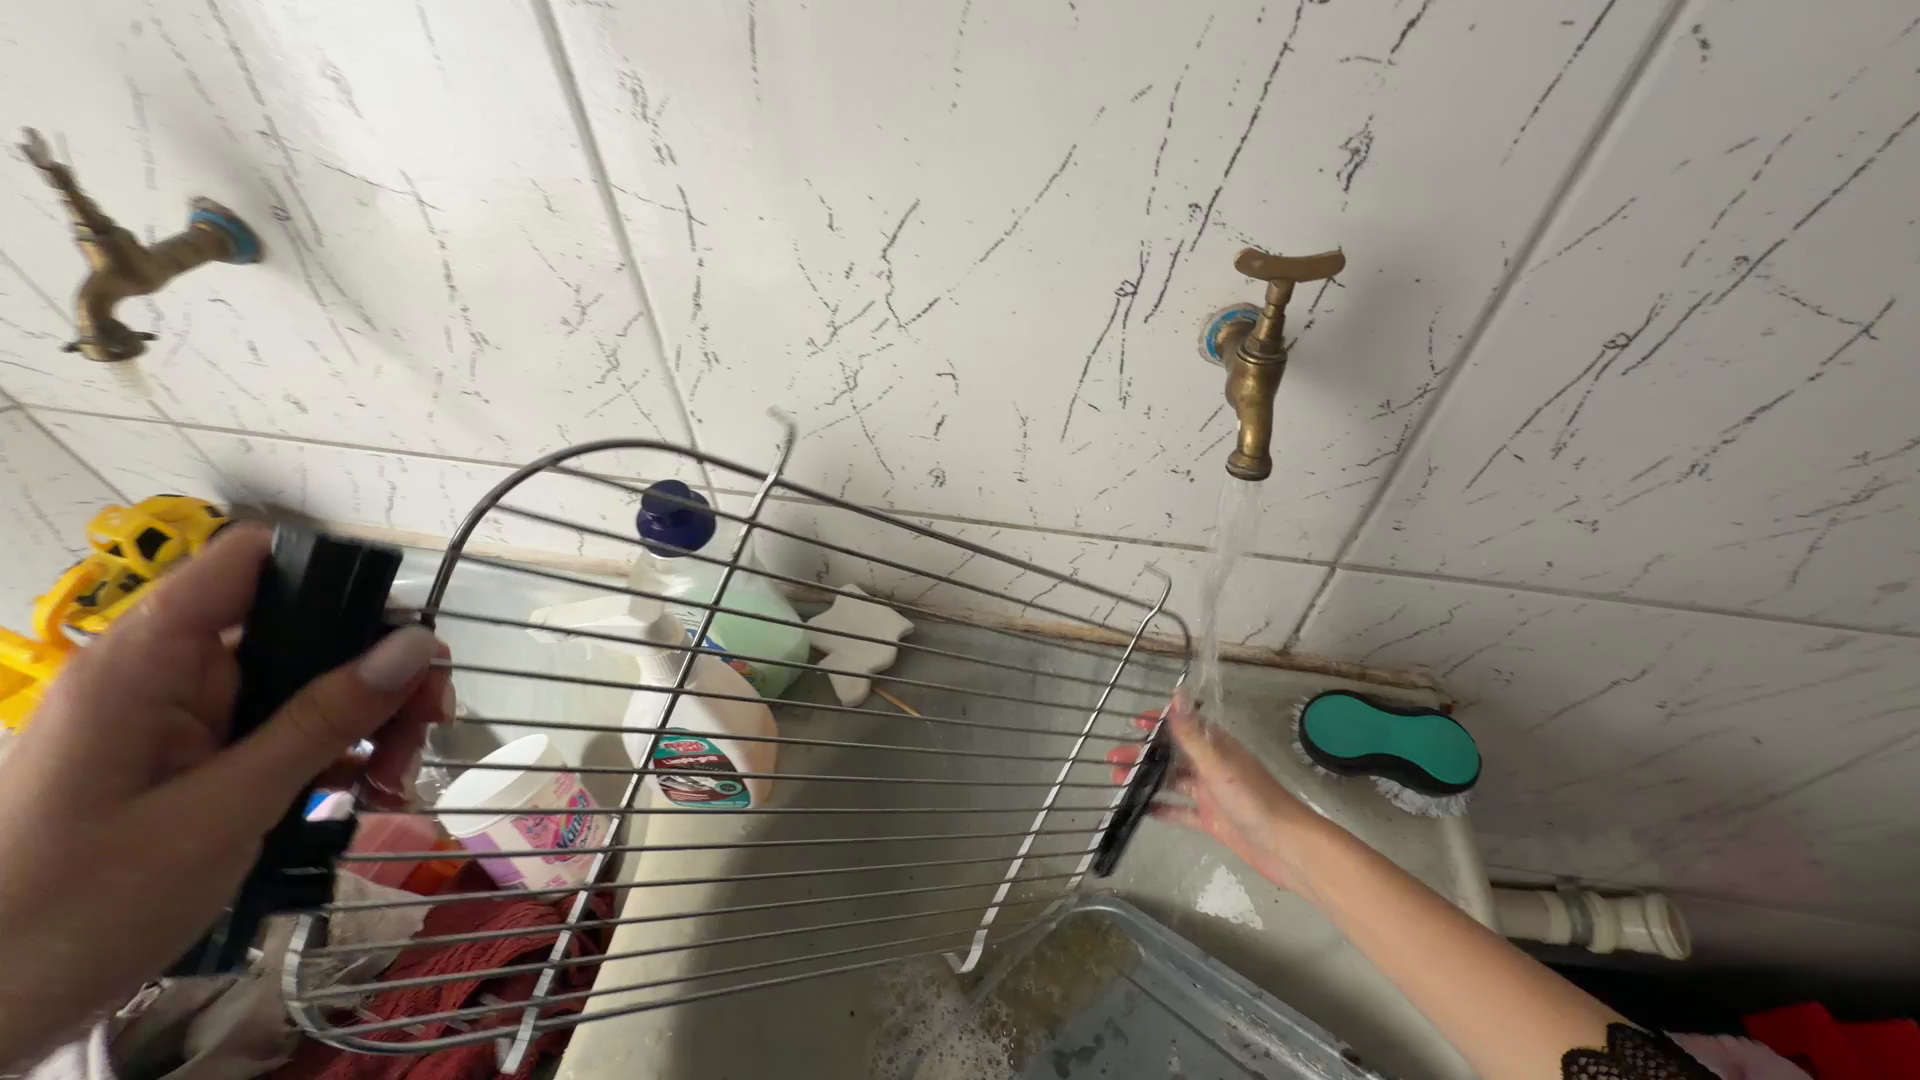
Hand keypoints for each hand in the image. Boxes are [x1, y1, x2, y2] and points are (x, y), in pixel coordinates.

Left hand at [0, 524, 451, 1069]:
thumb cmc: (77, 910)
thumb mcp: (223, 812)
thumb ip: (323, 720)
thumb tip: (416, 644)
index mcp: (149, 661)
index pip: (252, 563)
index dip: (336, 573)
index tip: (406, 636)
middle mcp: (169, 675)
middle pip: (305, 630)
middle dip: (379, 671)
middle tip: (432, 723)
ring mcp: (184, 721)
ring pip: (309, 685)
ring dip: (372, 722)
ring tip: (400, 777)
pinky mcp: (197, 763)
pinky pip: (288, 733)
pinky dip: (339, 756)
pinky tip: (370, 792)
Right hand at [1107, 693, 1336, 893]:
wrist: (1286, 847)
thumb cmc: (1253, 800)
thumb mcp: (1217, 764)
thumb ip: (1192, 733)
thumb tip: (1176, 692)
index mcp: (1217, 747)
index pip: (1183, 726)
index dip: (1158, 722)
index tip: (1132, 722)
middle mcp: (1212, 766)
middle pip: (1171, 754)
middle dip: (1142, 754)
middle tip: (1111, 758)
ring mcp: (1211, 793)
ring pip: (1171, 781)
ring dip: (1145, 779)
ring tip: (1116, 780)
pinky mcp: (1211, 820)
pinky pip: (1180, 810)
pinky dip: (1160, 808)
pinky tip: (1139, 809)